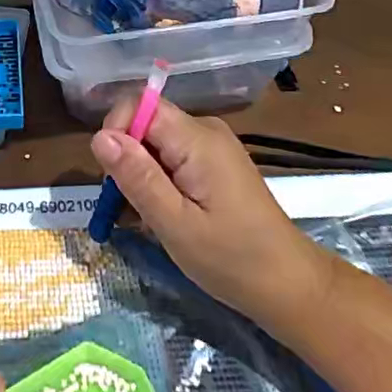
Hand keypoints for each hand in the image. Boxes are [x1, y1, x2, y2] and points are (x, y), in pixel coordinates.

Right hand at [90, 96, 333, 327]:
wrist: (292, 287)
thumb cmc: (233, 259)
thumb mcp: (175, 224)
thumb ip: (137, 177)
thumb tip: (99, 136)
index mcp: (197, 139)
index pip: (139, 104)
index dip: (116, 130)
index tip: (113, 175)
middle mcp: (205, 130)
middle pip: (147, 122)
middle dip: (128, 157)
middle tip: (131, 206)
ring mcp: (213, 145)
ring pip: (157, 141)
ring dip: (142, 172)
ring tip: (151, 216)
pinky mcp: (216, 161)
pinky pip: (173, 154)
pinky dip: (161, 179)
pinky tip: (169, 213)